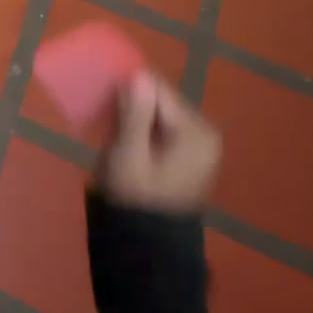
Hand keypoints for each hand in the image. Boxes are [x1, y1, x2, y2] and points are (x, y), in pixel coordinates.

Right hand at [95, 71, 220, 213]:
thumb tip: (139, 73)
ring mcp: (200, 142)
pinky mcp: (191, 150)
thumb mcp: (129, 154)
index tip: (107, 101)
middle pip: (161, 97)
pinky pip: (164, 122)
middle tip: (109, 117)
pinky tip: (130, 137)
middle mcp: (205, 132)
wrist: (150, 238)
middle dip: (133, 100)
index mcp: (196, 133)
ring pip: (160, 108)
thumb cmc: (137, 195)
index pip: (158, 89)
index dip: (128, 89)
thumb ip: (134, 114)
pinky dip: (144, 123)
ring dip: (137, 111)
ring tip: (117, 128)